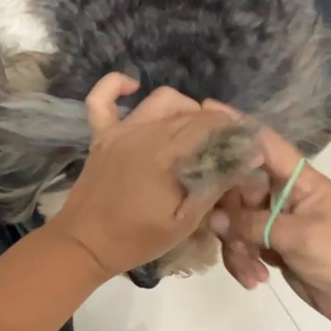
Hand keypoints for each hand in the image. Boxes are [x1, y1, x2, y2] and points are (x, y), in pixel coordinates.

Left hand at [44, 73, 249, 280]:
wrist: (84, 244)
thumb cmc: (136, 239)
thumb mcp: (184, 221)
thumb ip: (214, 184)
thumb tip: (246, 156)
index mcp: (166, 154)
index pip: (210, 124)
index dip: (233, 130)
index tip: (245, 145)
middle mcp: (144, 132)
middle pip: (190, 113)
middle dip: (214, 123)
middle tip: (225, 146)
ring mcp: (119, 130)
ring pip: (161, 100)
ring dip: (183, 108)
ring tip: (194, 130)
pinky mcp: (100, 135)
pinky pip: (101, 98)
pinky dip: (117, 86)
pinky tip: (133, 86)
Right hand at [207, 125, 330, 330]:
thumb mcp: (299, 237)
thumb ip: (253, 224)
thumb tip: (213, 219)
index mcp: (300, 181)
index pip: (265, 144)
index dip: (236, 127)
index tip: (205, 109)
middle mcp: (283, 195)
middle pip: (238, 188)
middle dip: (227, 215)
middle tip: (223, 234)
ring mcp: (275, 221)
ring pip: (235, 222)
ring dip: (237, 248)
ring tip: (252, 272)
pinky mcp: (270, 246)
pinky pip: (241, 245)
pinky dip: (242, 262)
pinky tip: (255, 281)